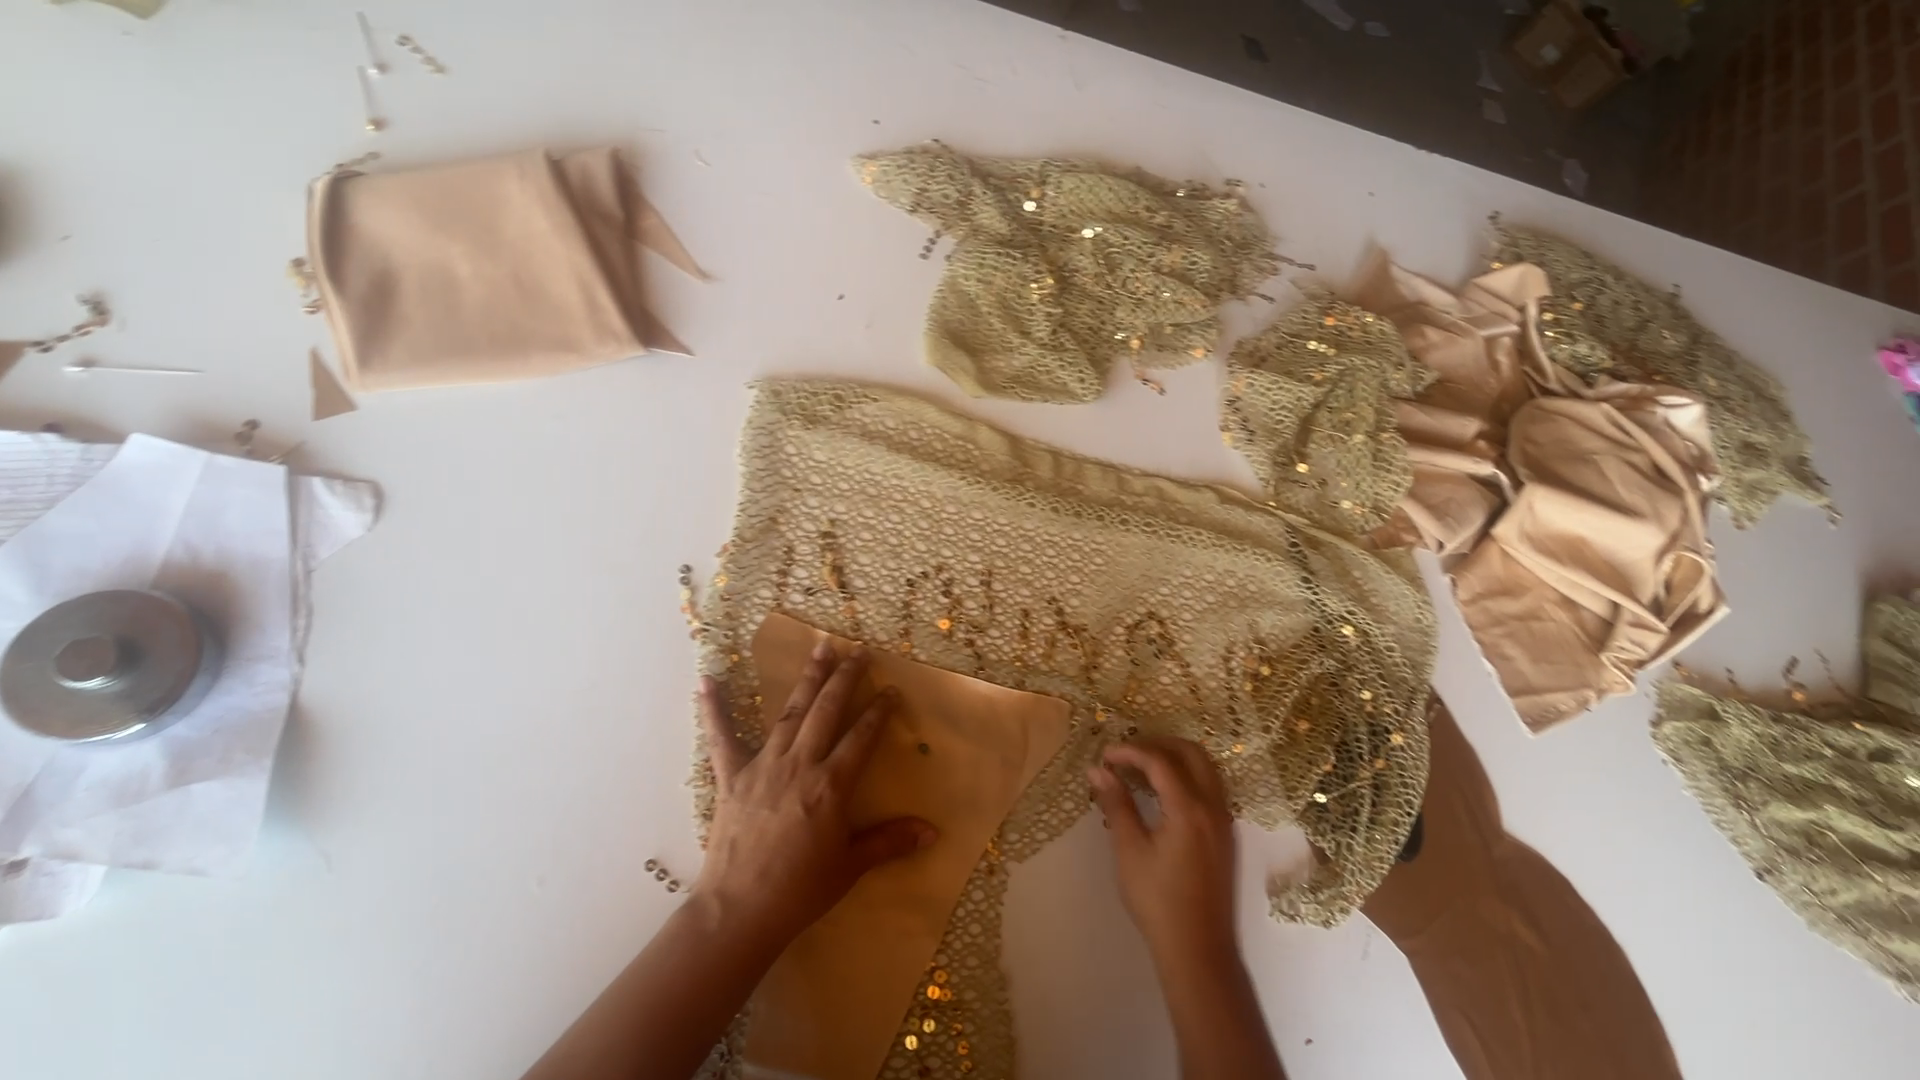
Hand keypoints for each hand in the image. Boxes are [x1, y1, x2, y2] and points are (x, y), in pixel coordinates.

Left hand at [694, 642, 937, 952]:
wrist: (740, 910)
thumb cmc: (801, 891)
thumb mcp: (851, 866)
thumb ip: (890, 842)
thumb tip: (932, 831)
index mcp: (831, 785)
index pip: (862, 737)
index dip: (878, 712)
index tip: (891, 690)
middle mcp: (799, 765)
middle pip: (827, 711)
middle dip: (845, 678)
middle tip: (858, 651)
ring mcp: (763, 766)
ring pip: (789, 712)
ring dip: (807, 679)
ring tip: (819, 648)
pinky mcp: (732, 777)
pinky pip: (721, 738)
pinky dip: (714, 709)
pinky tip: (707, 681)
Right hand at [1087, 736, 1238, 969]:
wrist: (1197, 948)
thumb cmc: (1157, 900)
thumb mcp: (1129, 850)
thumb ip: (1117, 805)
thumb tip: (1098, 771)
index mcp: (1189, 809)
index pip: (1160, 762)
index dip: (1130, 751)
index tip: (1105, 755)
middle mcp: (1213, 807)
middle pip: (1191, 754)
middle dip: (1157, 745)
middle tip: (1126, 754)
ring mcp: (1224, 821)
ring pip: (1205, 769)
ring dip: (1174, 759)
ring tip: (1141, 769)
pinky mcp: (1225, 835)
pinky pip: (1210, 788)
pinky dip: (1187, 777)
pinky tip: (1162, 793)